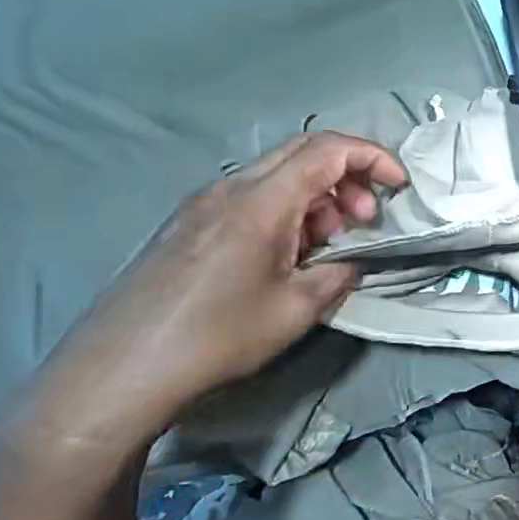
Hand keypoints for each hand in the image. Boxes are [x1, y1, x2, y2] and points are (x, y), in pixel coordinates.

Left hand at [6, 132, 407, 466]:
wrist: (118, 369)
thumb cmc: (216, 337)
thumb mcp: (296, 310)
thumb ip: (338, 274)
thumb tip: (352, 261)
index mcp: (261, 201)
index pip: (328, 149)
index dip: (373, 158)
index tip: (399, 187)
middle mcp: (230, 188)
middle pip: (303, 151)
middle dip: (348, 175)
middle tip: (366, 218)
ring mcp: (203, 203)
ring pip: (276, 173)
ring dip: (317, 195)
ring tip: (328, 242)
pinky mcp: (188, 223)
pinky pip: (251, 195)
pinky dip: (286, 208)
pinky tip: (286, 252)